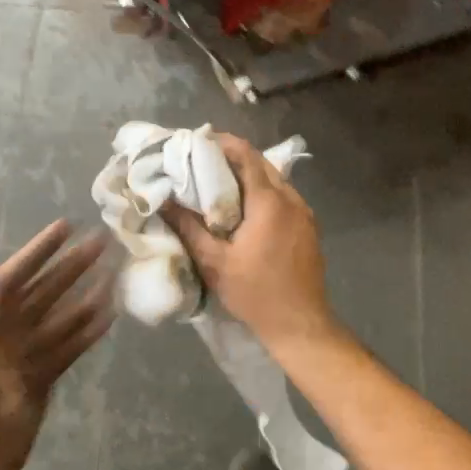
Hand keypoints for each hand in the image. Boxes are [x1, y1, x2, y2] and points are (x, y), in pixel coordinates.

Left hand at [0, 220, 113, 469]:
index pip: (14, 276)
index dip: (39, 251)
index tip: (65, 227)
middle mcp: (4, 331)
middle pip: (43, 291)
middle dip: (70, 266)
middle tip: (101, 242)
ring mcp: (24, 355)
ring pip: (60, 317)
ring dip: (84, 295)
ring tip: (112, 273)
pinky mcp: (40, 380)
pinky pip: (67, 349)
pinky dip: (86, 332)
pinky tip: (107, 315)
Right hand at [161, 134, 337, 351]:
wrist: (301, 327)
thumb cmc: (256, 293)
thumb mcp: (214, 262)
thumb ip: (188, 227)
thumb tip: (162, 200)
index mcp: (269, 202)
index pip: (245, 155)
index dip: (220, 142)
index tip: (195, 143)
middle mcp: (291, 199)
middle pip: (260, 162)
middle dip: (230, 157)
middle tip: (200, 162)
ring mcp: (304, 212)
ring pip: (272, 178)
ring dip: (246, 174)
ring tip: (216, 182)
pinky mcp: (308, 226)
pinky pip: (282, 195)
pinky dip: (260, 191)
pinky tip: (241, 207)